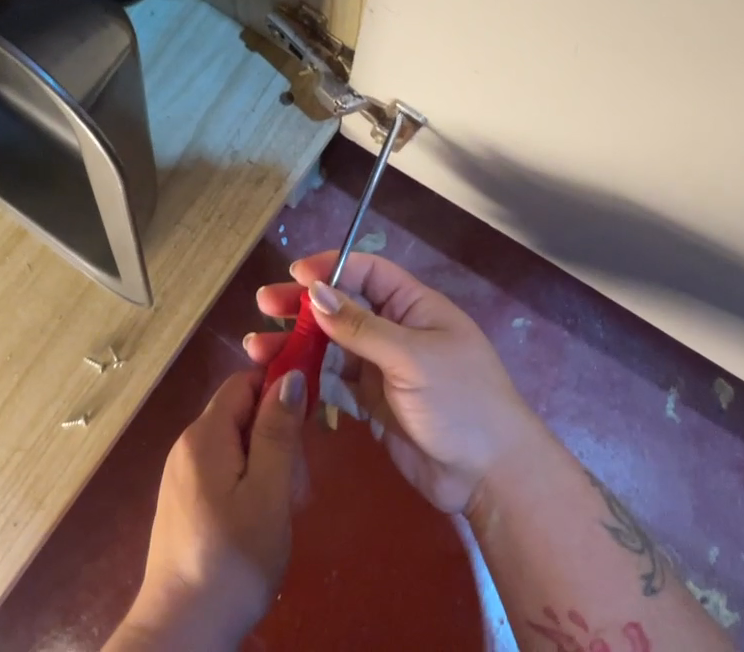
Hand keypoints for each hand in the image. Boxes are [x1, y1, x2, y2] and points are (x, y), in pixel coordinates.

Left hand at [108, 369, 307, 651]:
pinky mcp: (186, 502)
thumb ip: (279, 431)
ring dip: (269, 464)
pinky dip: (251, 484)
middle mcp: (188, 445)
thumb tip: (290, 374)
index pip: (244, 381)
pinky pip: (225, 471)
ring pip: (238, 445)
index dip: (279, 386)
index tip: (312, 413)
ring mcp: (183, 475)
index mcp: (205, 434)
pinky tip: (262, 521)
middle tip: (295, 482)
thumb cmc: (234, 559)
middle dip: (278, 434)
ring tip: (282, 508)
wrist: (182, 631)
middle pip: (242, 413)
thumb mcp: (269, 492)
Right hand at [246, 252, 544, 514]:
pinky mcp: (370, 402)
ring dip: (296, 344)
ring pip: (330, 347)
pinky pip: (331, 382)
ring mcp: (381, 369)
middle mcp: (394, 332)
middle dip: (302, 305)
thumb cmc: (461, 401)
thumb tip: (316, 291)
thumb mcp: (413, 358)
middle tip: (264, 305)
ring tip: (256, 347)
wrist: (487, 475)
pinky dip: (306, 378)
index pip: (368, 273)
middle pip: (341, 308)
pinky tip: (278, 378)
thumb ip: (361, 327)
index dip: (332, 268)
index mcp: (414, 307)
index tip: (295, 274)